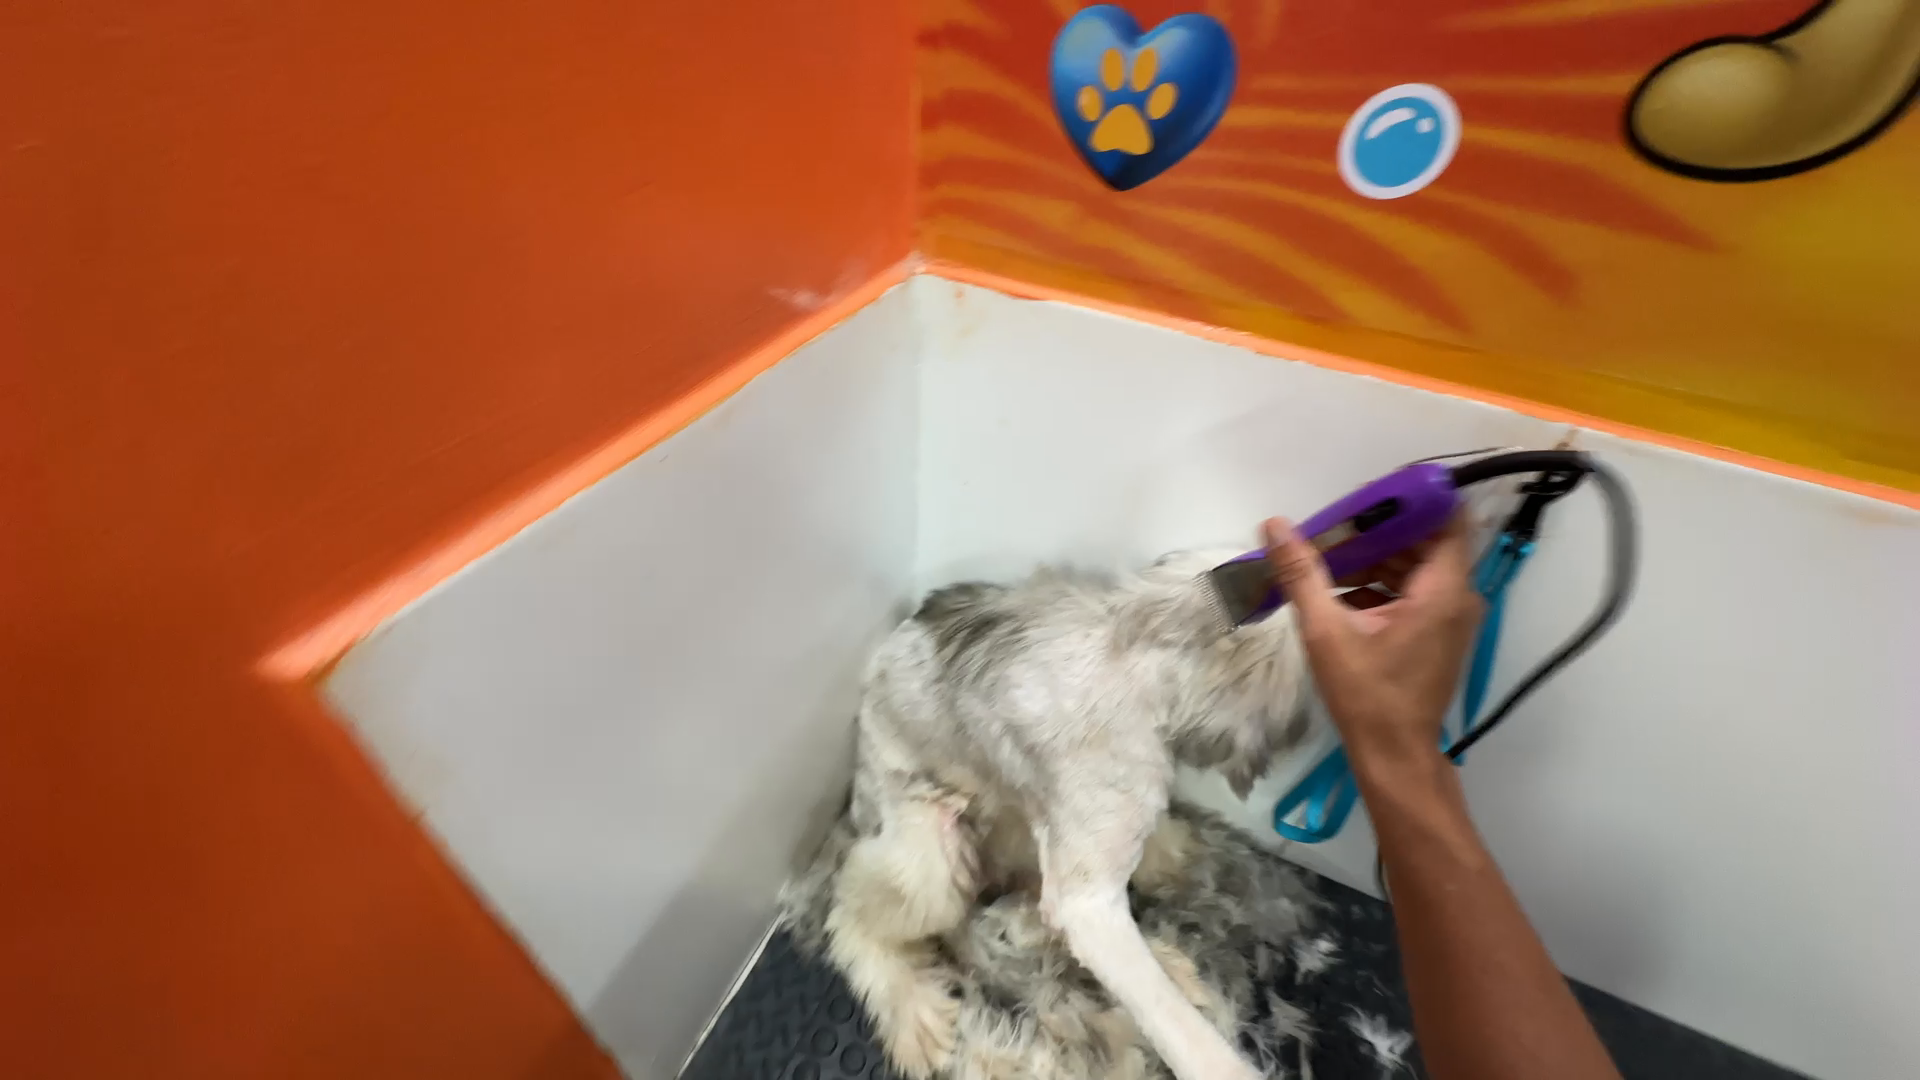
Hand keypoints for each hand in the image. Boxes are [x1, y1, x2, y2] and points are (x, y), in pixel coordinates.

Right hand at [1261, 514, 1484, 769]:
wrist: (1392, 752)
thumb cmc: (1365, 691)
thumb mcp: (1325, 628)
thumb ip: (1301, 573)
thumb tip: (1274, 525)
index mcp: (1442, 591)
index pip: (1445, 520)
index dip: (1410, 500)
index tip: (1366, 495)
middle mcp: (1457, 597)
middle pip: (1424, 542)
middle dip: (1377, 531)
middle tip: (1331, 527)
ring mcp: (1448, 617)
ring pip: (1414, 567)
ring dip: (1373, 558)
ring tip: (1325, 558)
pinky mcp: (1435, 633)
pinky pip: (1410, 591)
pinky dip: (1377, 584)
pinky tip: (1336, 592)